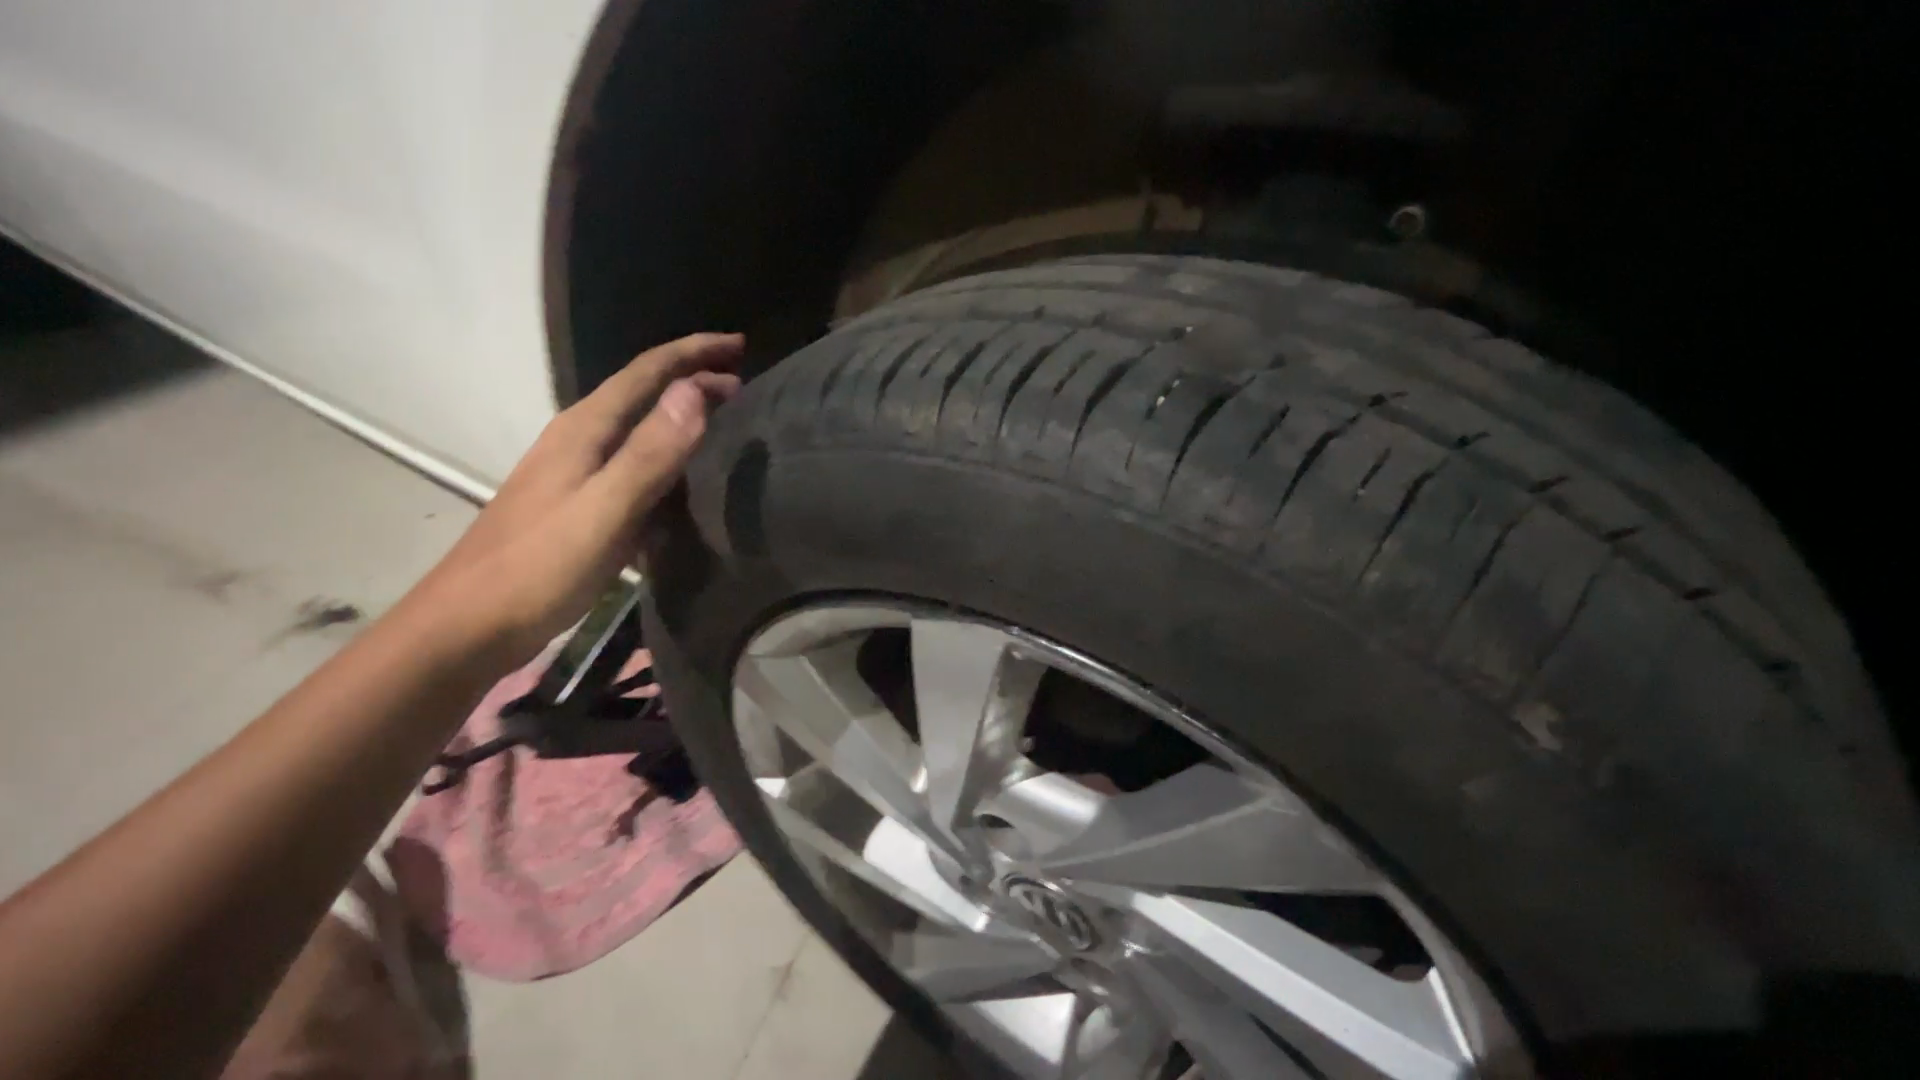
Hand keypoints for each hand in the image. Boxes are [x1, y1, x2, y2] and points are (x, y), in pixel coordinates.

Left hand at [405, 333, 742, 666]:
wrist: (469, 624)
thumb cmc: (538, 567)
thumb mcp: (604, 511)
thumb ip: (650, 453)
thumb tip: (696, 390)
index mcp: (585, 430)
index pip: (646, 372)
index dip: (694, 354)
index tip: (742, 348)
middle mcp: (579, 441)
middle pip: (642, 394)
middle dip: (693, 381)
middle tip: (745, 390)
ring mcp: (575, 475)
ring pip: (638, 431)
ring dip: (681, 421)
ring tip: (725, 427)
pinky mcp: (578, 507)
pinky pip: (633, 469)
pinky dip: (667, 462)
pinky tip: (686, 486)